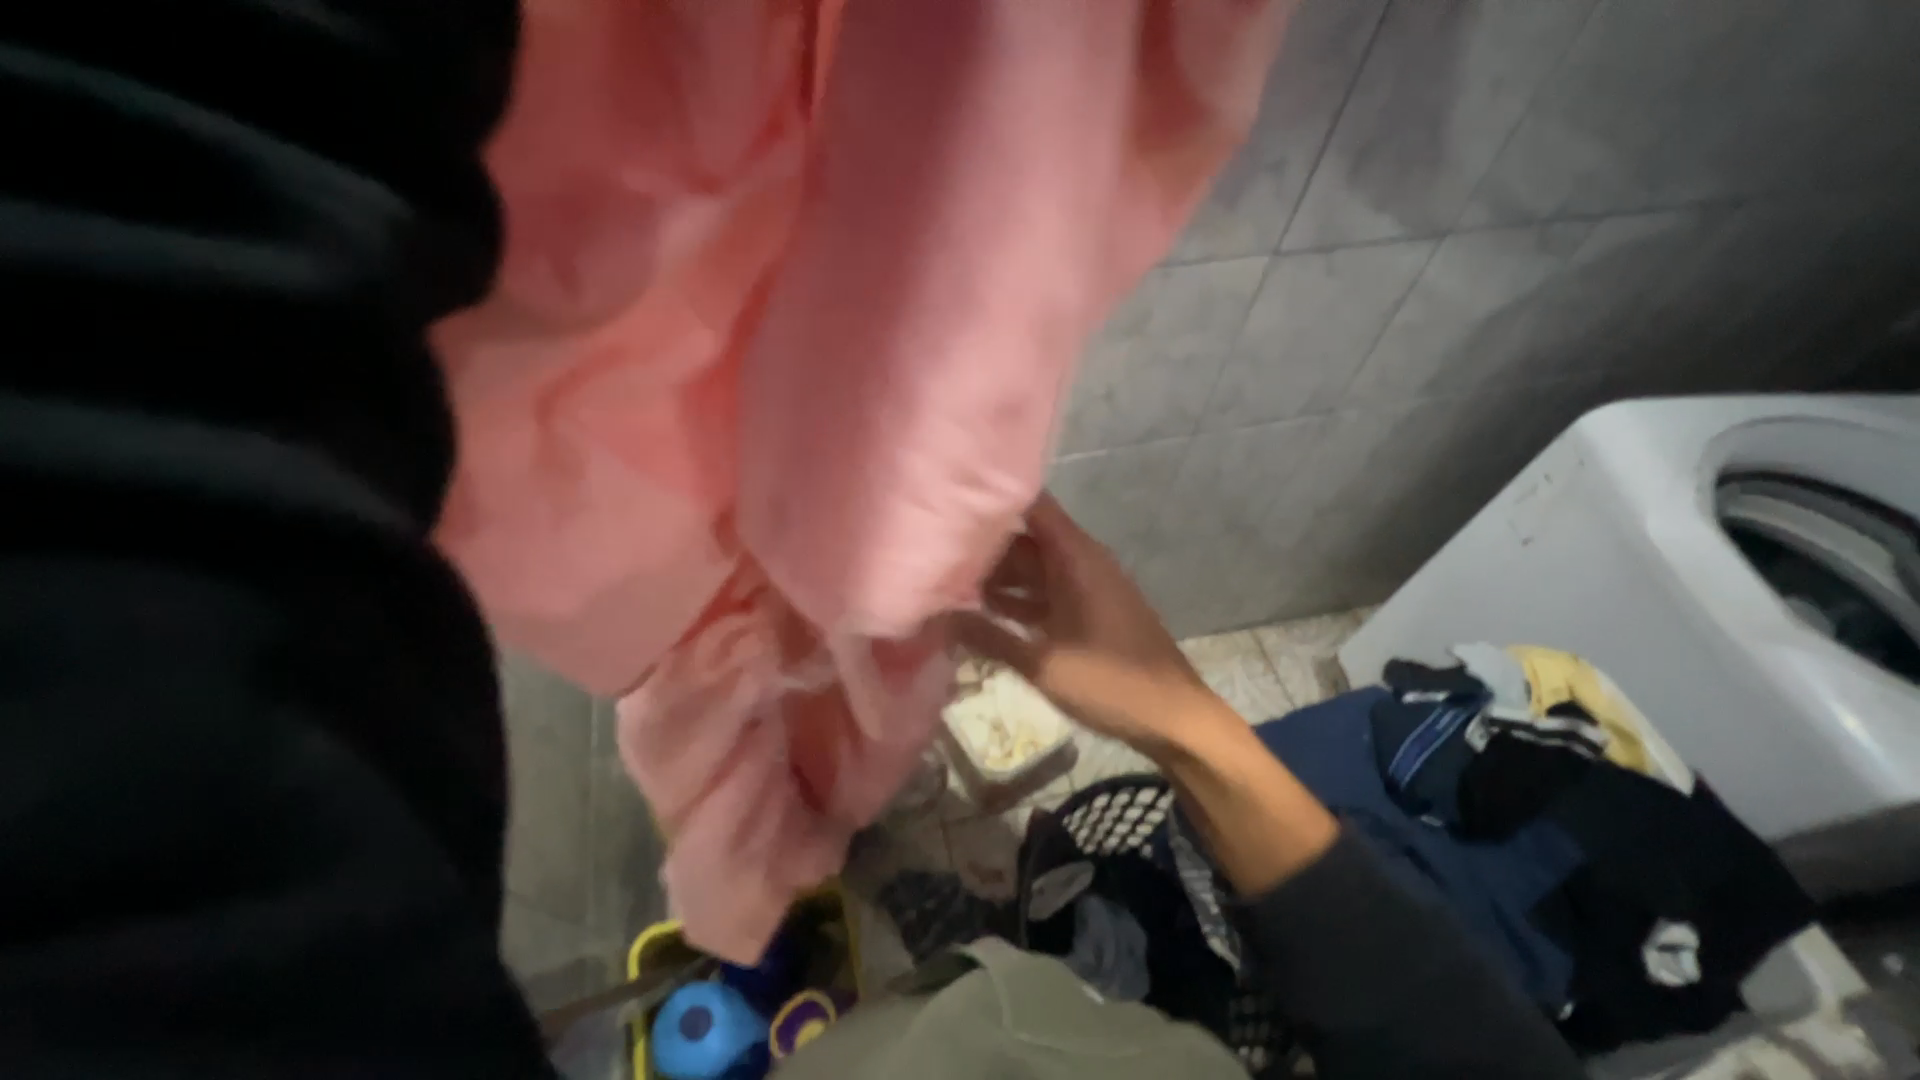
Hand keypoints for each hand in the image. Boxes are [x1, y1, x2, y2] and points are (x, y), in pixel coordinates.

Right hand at [942, 494, 1241, 757]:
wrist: (1174, 719)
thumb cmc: (1112, 683)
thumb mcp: (1044, 663)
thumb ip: (989, 636)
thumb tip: (937, 614)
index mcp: (1077, 557)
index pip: (1031, 505)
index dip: (991, 498)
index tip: (947, 502)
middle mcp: (1081, 562)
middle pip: (1025, 538)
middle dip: (982, 545)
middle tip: (930, 554)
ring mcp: (1086, 588)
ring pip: (1033, 569)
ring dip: (995, 577)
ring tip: (943, 584)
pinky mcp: (1087, 614)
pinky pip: (1044, 595)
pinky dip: (1015, 601)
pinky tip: (979, 615)